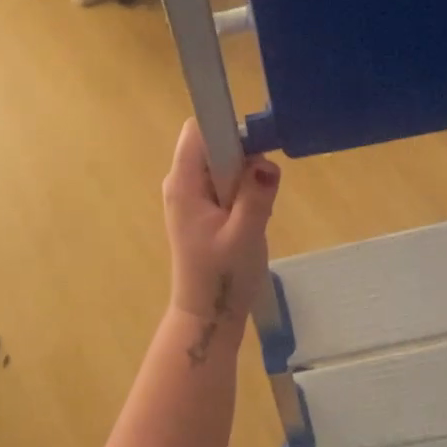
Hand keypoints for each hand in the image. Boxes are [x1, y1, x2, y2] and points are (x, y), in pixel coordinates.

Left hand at [162, 120, 279, 324]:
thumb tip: (266, 163)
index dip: (225, 129)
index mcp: (183, 183)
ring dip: (243, 177)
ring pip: (221, 163)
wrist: (208, 317)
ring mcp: (190, 195)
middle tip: (259, 189)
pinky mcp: (201, 207)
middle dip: (241, 157)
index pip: (197, 130)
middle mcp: (180, 182)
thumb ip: (256, 195)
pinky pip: (223, 181)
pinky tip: (249, 219)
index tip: (253, 149)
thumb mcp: (245, 236)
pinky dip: (241, 191)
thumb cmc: (222, 278)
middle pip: (212, 143)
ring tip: (253, 211)